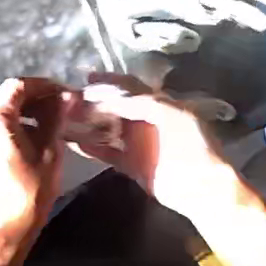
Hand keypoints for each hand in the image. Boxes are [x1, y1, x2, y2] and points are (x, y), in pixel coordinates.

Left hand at [0, 77, 70, 260]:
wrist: (5, 229)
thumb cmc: (29, 192)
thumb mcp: (49, 152)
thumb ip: (55, 120)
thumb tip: (66, 97)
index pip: (18, 86)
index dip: (44, 85)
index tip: (66, 93)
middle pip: (11, 97)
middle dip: (40, 97)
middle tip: (66, 106)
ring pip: (9, 112)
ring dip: (34, 111)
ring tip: (60, 121)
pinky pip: (6, 128)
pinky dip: (25, 125)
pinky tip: (46, 137)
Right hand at [70, 74, 238, 219]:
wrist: (202, 187)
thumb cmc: (192, 145)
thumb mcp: (170, 113)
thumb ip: (141, 101)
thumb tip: (108, 96)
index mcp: (158, 104)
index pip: (129, 87)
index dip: (109, 81)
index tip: (86, 78)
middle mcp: (144, 120)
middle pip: (113, 106)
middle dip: (92, 102)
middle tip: (68, 101)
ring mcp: (136, 143)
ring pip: (106, 129)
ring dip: (86, 123)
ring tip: (63, 119)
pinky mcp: (130, 165)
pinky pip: (105, 153)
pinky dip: (89, 148)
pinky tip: (71, 142)